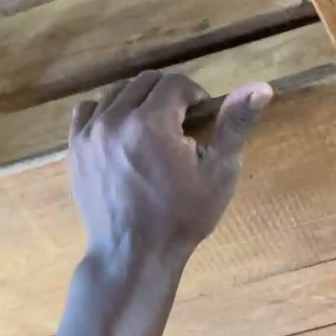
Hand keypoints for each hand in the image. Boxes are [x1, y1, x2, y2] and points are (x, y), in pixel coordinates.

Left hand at [68, 71, 272, 268]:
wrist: (133, 253)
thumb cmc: (183, 216)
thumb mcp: (218, 172)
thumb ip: (235, 124)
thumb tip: (261, 87)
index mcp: (151, 123)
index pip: (175, 82)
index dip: (195, 95)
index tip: (201, 118)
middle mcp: (115, 120)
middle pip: (145, 81)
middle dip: (168, 95)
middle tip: (182, 125)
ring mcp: (89, 134)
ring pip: (117, 92)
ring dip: (140, 101)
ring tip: (155, 131)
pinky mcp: (74, 148)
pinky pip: (88, 110)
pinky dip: (108, 112)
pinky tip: (124, 133)